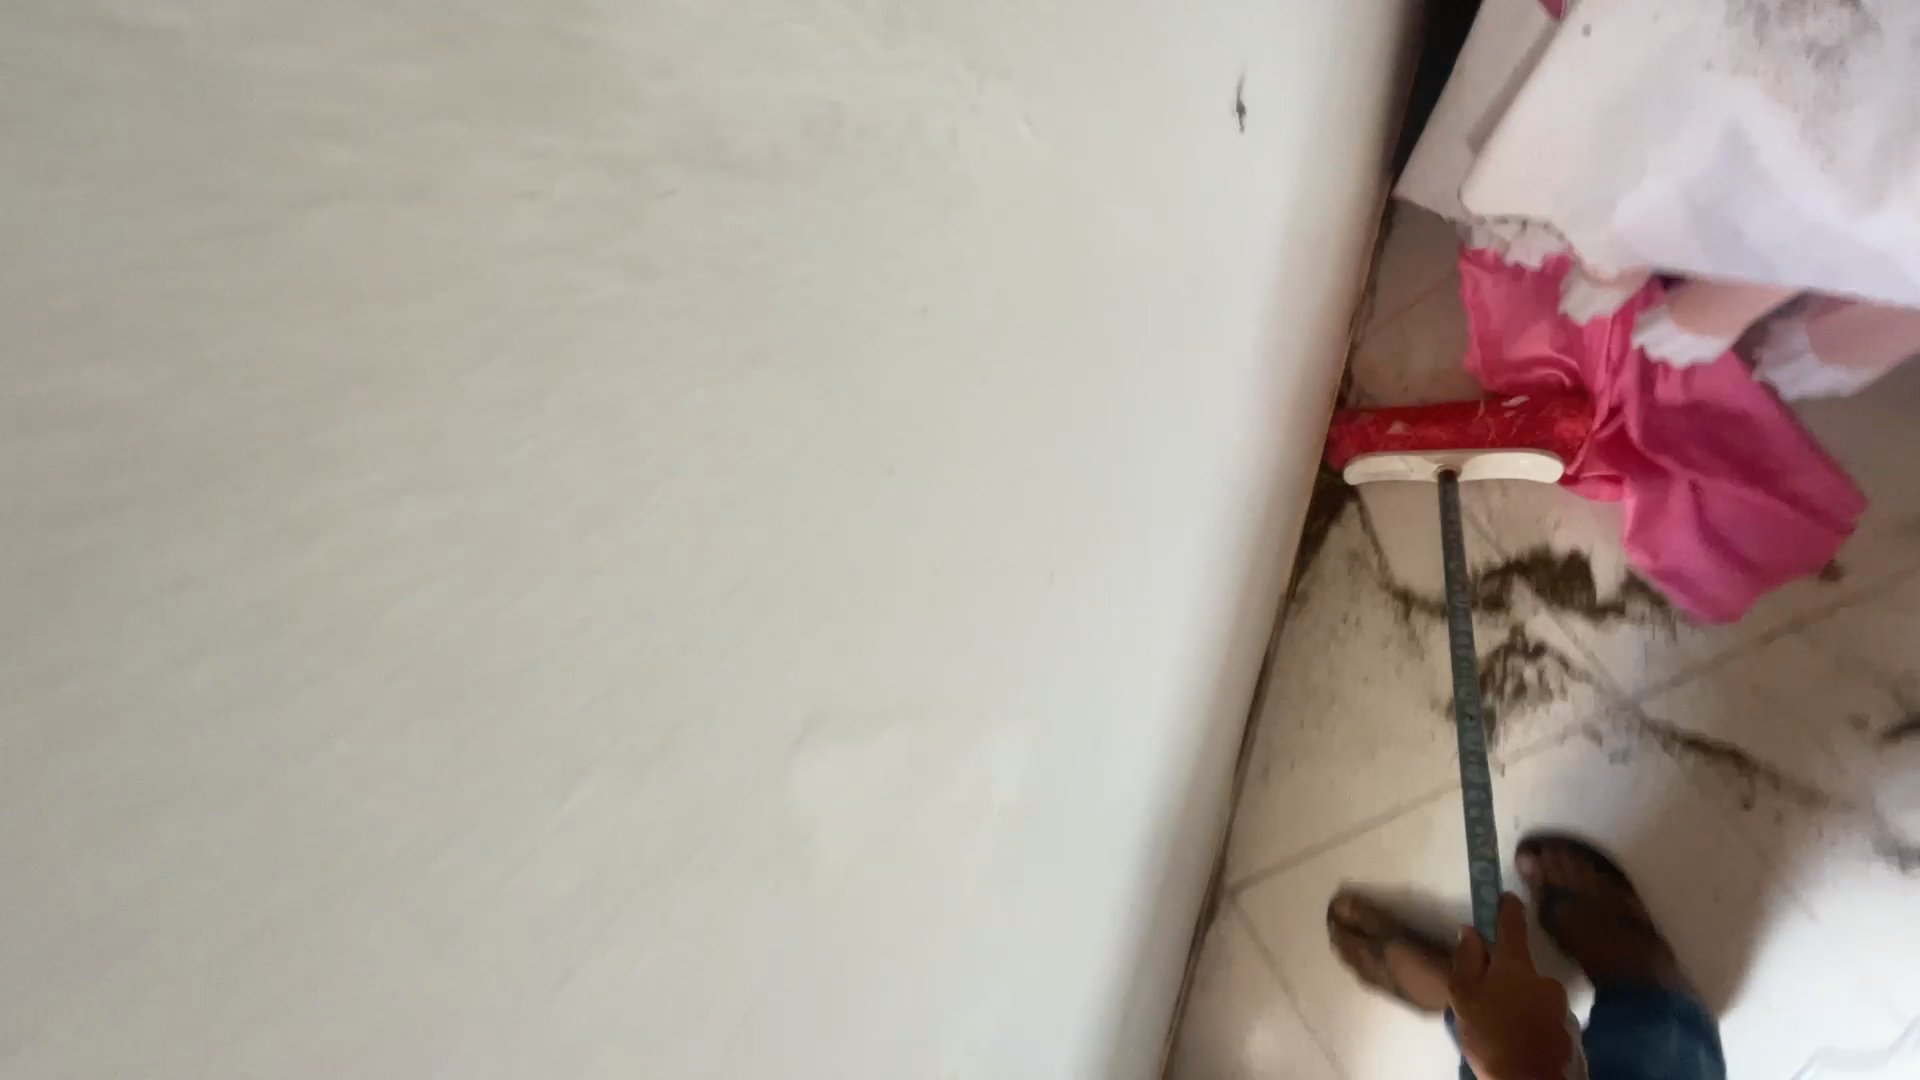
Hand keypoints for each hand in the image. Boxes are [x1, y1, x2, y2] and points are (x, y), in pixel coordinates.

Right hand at [1449, 893, 1578, 1079]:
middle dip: (1506, 977)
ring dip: (1521, 1004)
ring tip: (1503, 1027)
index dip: (1507, 908)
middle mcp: (1546, 982)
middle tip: (1486, 997)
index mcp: (1516, 967)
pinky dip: (1536, 1025)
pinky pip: (1549, 1020)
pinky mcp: (1575, 1037)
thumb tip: (1470, 931)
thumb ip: (1466, 959)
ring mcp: (1564, 1011)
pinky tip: (1522, 1041)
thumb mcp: (1463, 995)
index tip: (1507, 895)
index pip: (1512, 927)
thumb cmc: (1490, 1035)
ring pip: (1536, 997)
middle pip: (1522, 969)